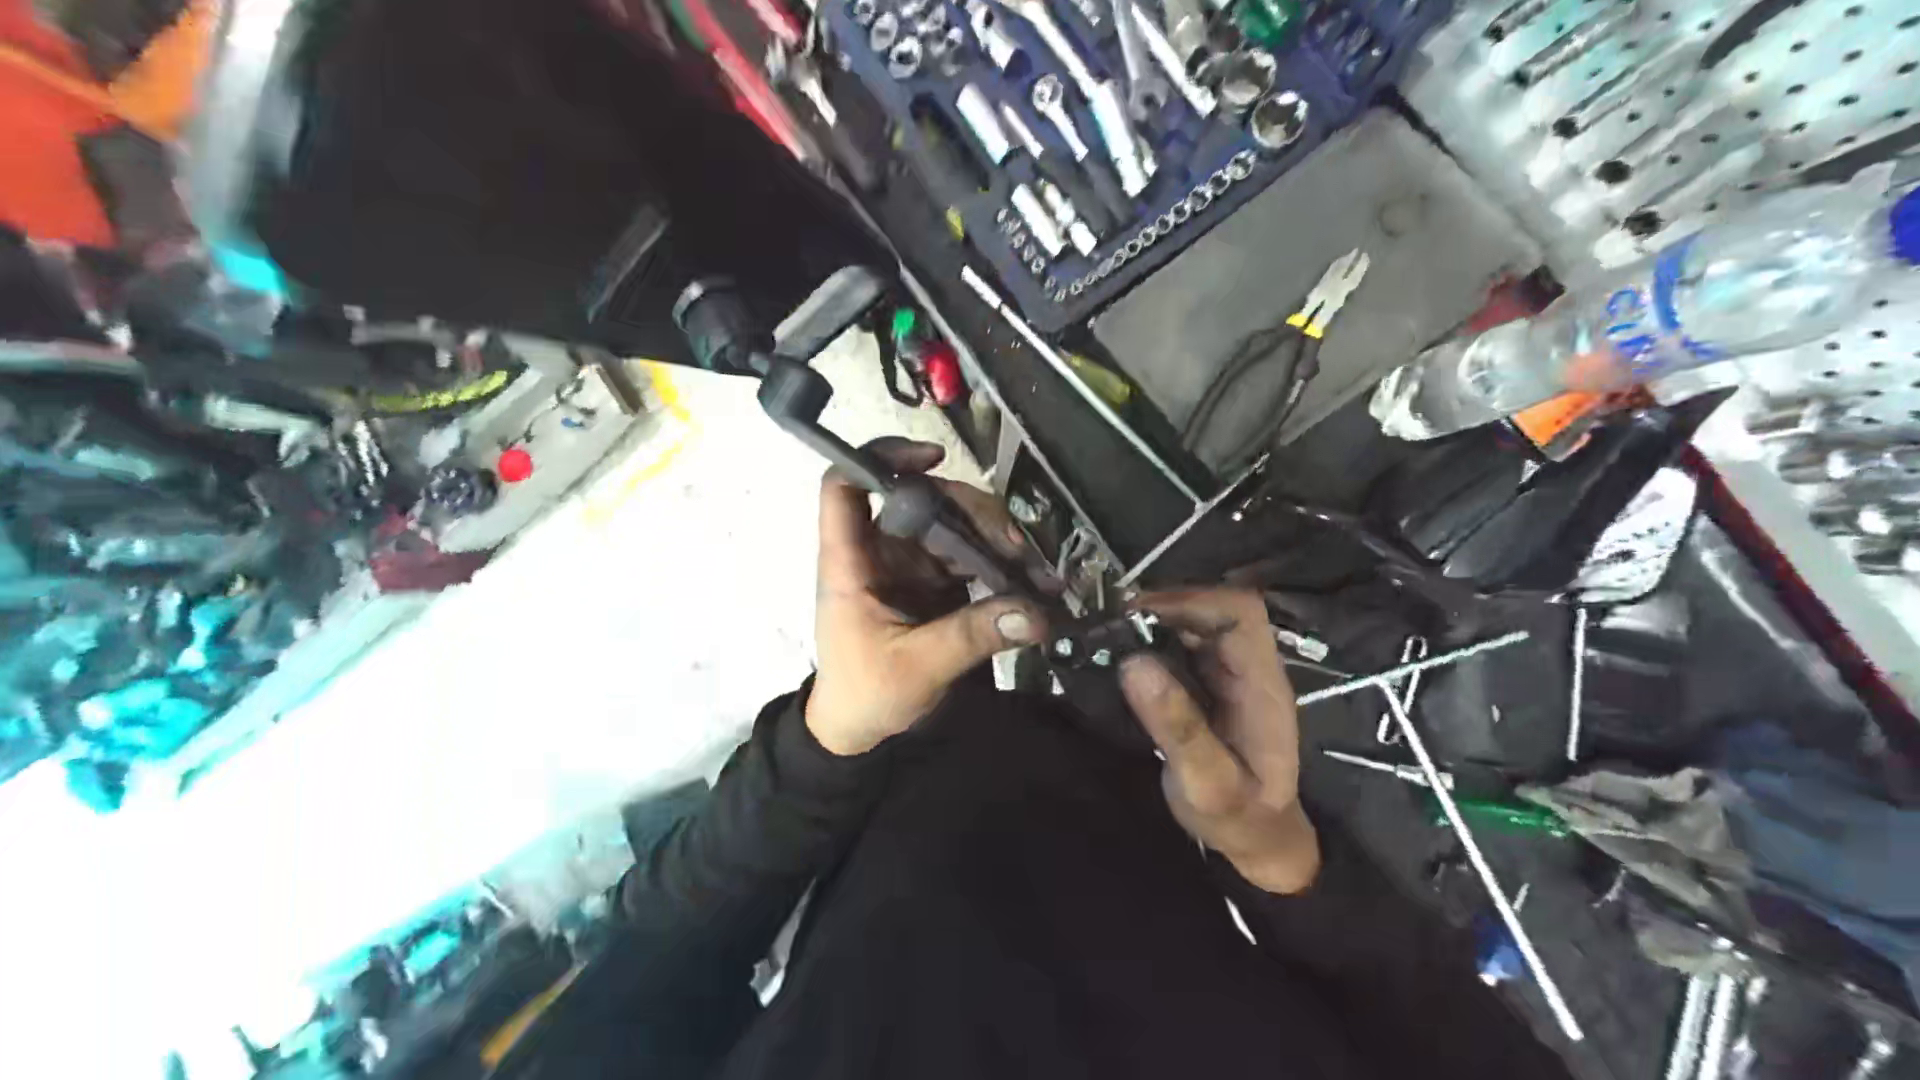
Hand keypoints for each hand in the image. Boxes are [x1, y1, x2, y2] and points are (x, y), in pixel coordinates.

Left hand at [807, 438, 1050, 755]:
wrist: (860, 729)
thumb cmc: (865, 694)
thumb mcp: (915, 667)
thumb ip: (972, 636)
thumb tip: (1034, 613)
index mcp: (851, 562)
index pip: (846, 488)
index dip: (881, 458)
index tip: (934, 459)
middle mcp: (880, 551)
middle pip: (922, 499)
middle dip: (973, 513)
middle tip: (1016, 546)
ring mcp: (909, 564)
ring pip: (953, 525)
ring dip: (996, 539)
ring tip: (1037, 572)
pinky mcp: (934, 582)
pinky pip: (969, 556)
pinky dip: (1000, 565)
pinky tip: (1031, 582)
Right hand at [1120, 588, 1319, 893]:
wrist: (1256, 838)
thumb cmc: (1238, 817)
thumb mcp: (1207, 782)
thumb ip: (1178, 726)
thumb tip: (1133, 662)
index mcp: (1262, 684)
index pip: (1240, 613)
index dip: (1192, 600)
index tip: (1138, 615)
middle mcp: (1248, 667)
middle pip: (1214, 607)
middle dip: (1163, 606)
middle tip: (1111, 625)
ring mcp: (1228, 672)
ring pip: (1195, 621)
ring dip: (1153, 620)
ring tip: (1109, 636)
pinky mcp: (1207, 681)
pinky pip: (1180, 643)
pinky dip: (1150, 638)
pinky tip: (1120, 653)